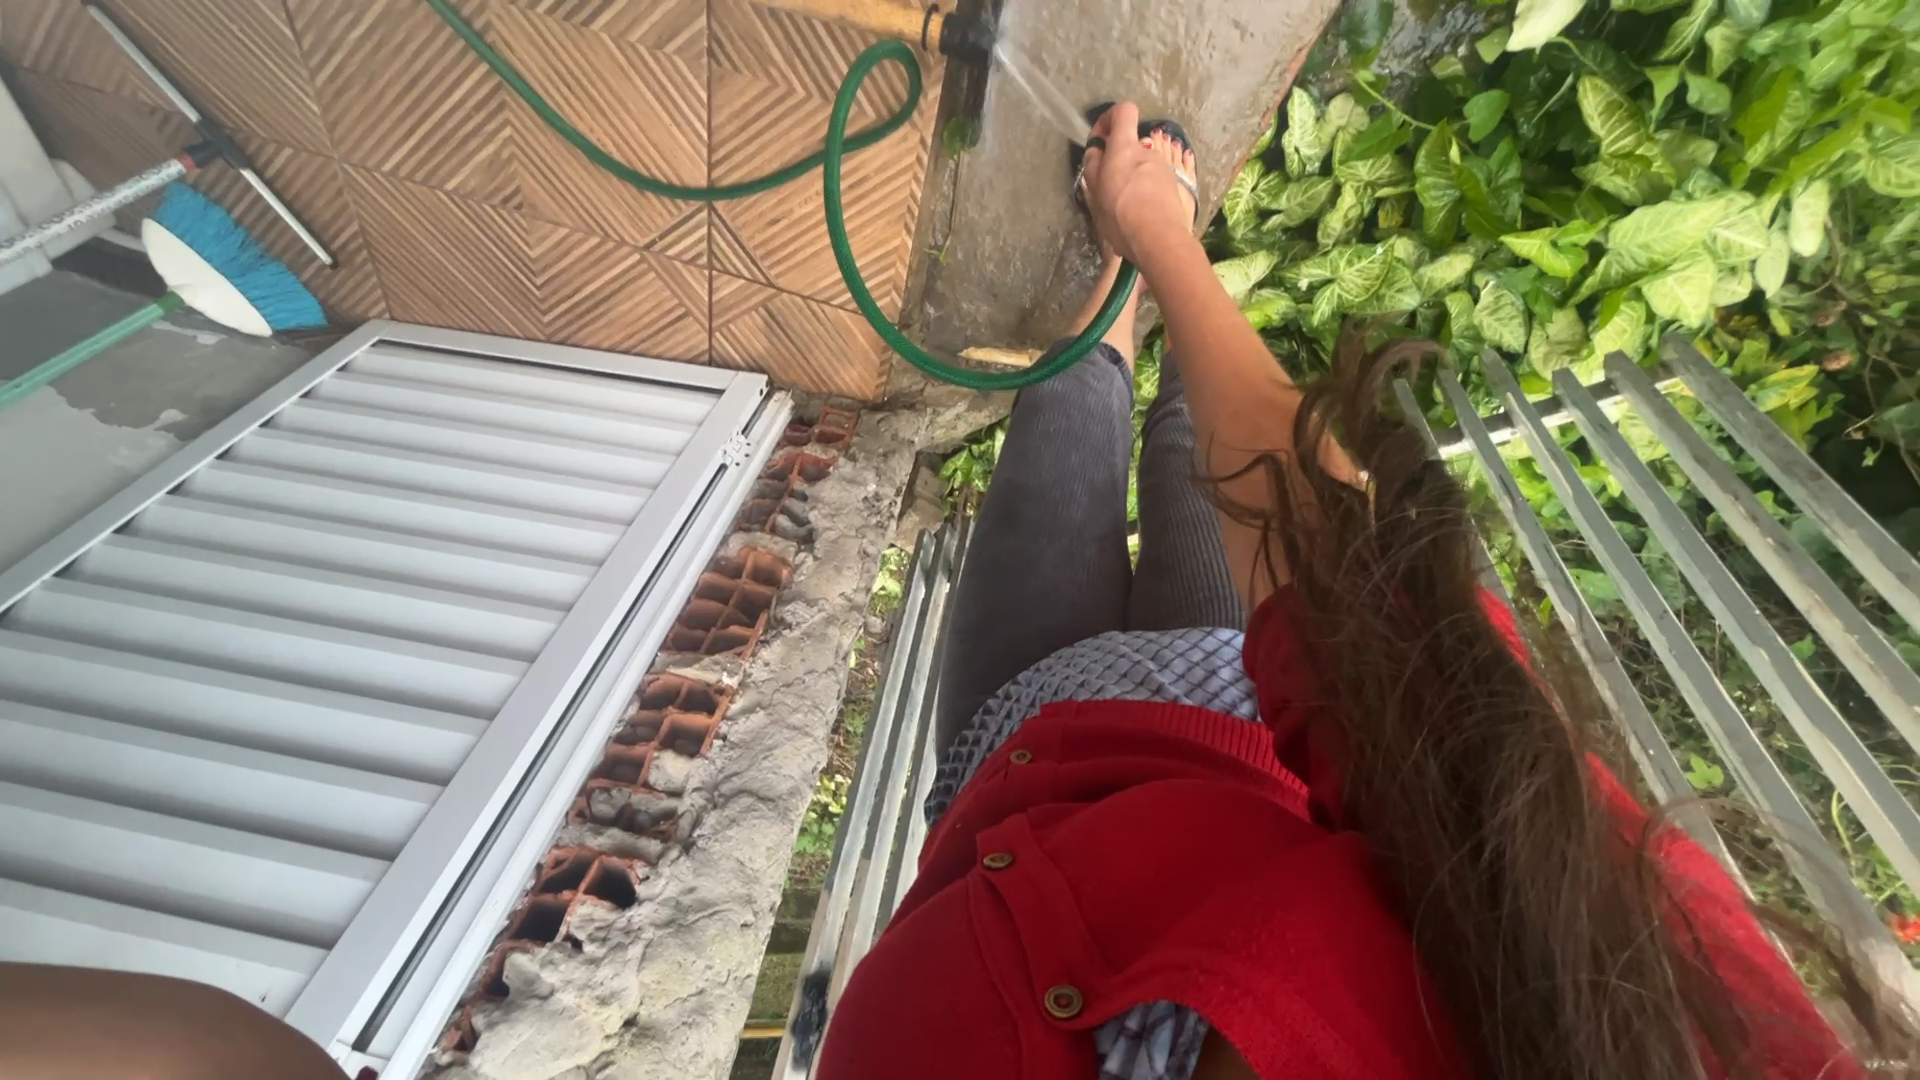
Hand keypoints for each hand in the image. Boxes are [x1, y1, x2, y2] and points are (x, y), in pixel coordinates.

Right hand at [1079, 102, 1195, 266]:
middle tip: (1107, 187)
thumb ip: (1093, 168)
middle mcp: (1147, 152)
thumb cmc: (1120, 214)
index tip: (1099, 141)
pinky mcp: (1174, 186)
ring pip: (1143, 167)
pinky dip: (1145, 193)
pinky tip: (1139, 215)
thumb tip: (1095, 152)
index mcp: (1124, 148)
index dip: (1109, 119)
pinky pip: (1154, 183)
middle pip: (1131, 147)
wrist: (1158, 238)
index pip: (1123, 111)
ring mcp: (1164, 168)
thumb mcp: (1096, 194)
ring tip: (1124, 207)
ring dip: (1132, 180)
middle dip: (1119, 161)